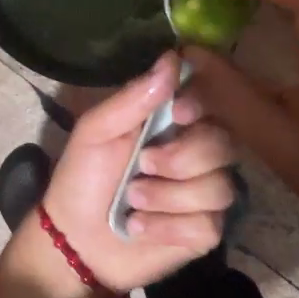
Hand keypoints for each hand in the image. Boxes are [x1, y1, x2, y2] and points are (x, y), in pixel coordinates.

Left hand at [38, 53, 236, 293]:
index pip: (208, 101)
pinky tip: (140, 227)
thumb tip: (172, 58)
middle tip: (142, 165)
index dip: (201, 103)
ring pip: (218, 186)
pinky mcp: (204, 232)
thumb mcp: (96, 131)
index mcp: (170, 123)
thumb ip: (133, 98)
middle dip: (180, 158)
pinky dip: (167, 227)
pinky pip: (208, 224)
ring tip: (132, 202)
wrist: (74, 239)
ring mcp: (204, 193)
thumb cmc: (83, 177)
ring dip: (166, 197)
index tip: (178, 113)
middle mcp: (196, 153)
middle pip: (223, 143)